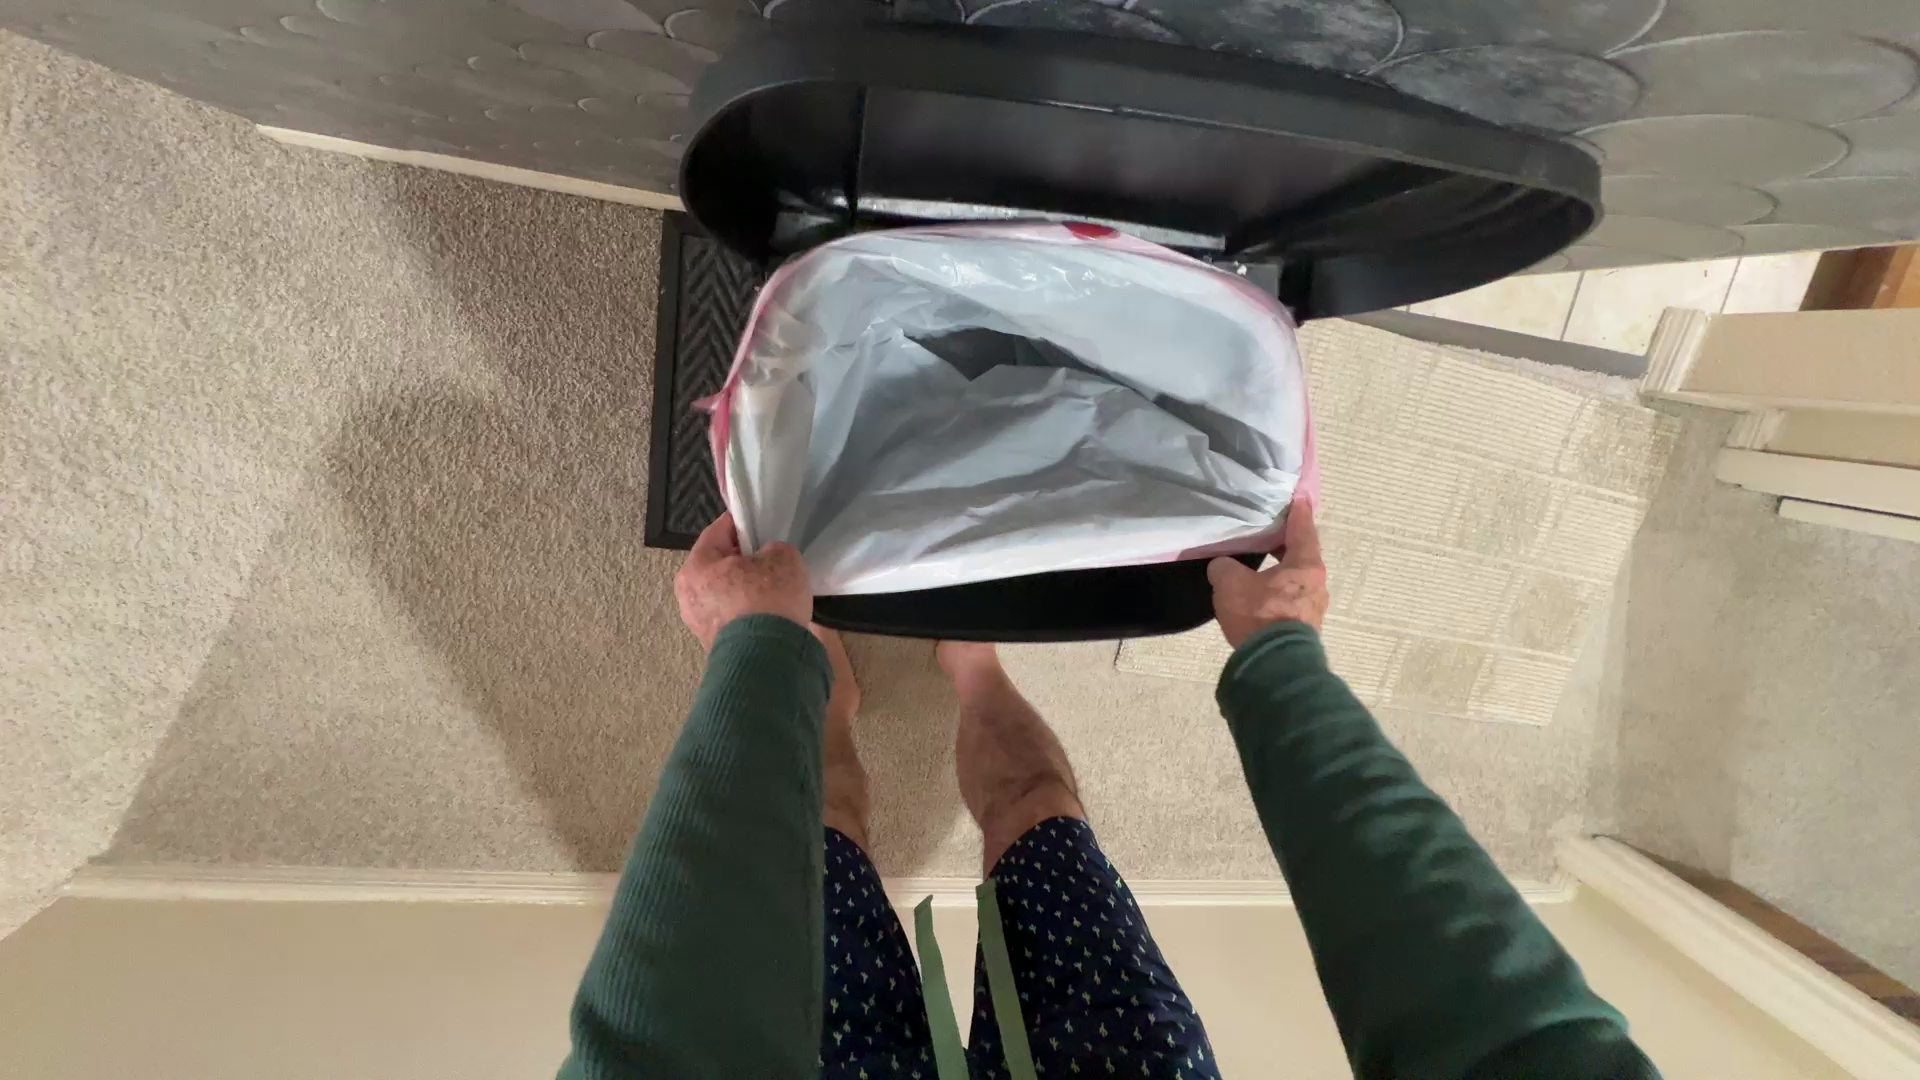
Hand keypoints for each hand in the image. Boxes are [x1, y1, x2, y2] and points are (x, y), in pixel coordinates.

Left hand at [674, 512, 812, 649]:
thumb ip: (773, 548)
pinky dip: (746, 609)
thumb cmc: (768, 599)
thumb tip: (768, 556)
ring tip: (773, 587)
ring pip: (724, 591)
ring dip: (744, 586)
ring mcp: (698, 622)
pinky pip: (731, 614)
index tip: (760, 522)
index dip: (742, 523)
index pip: (718, 531)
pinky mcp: (713, 643)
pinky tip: (769, 610)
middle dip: (743, 559)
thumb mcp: (783, 557)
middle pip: (718, 564)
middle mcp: (688, 593)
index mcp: (696, 566)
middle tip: (770, 556)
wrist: (767, 656)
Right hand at [1208, 498, 1328, 647]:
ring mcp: (1313, 607)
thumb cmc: (1258, 613)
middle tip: (1271, 532)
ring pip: (1297, 579)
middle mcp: (1316, 583)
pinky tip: (1261, 593)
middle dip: (1286, 544)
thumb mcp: (1230, 583)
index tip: (1299, 497)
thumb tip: (1223, 567)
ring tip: (1262, 566)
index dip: (1298, 512)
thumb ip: (1224, 567)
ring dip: (1282, 571)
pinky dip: (1278, 591)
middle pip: (1302, 555)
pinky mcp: (1304, 627)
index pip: (1302, 530)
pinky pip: (1291, 599)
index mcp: (1306, 565)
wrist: (1274, 663)